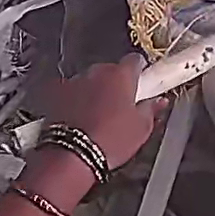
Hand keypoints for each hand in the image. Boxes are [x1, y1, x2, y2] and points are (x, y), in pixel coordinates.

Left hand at [38, 55, 165, 170]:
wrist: (72, 155)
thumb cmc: (111, 141)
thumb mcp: (141, 129)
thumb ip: (151, 109)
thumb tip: (158, 101)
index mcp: (121, 75)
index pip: (134, 60)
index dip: (140, 71)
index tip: (142, 83)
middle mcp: (96, 71)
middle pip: (110, 70)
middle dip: (116, 84)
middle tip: (121, 107)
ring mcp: (74, 80)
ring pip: (90, 80)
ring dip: (95, 91)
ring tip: (98, 117)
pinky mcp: (56, 92)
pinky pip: (71, 91)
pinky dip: (75, 99)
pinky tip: (78, 118)